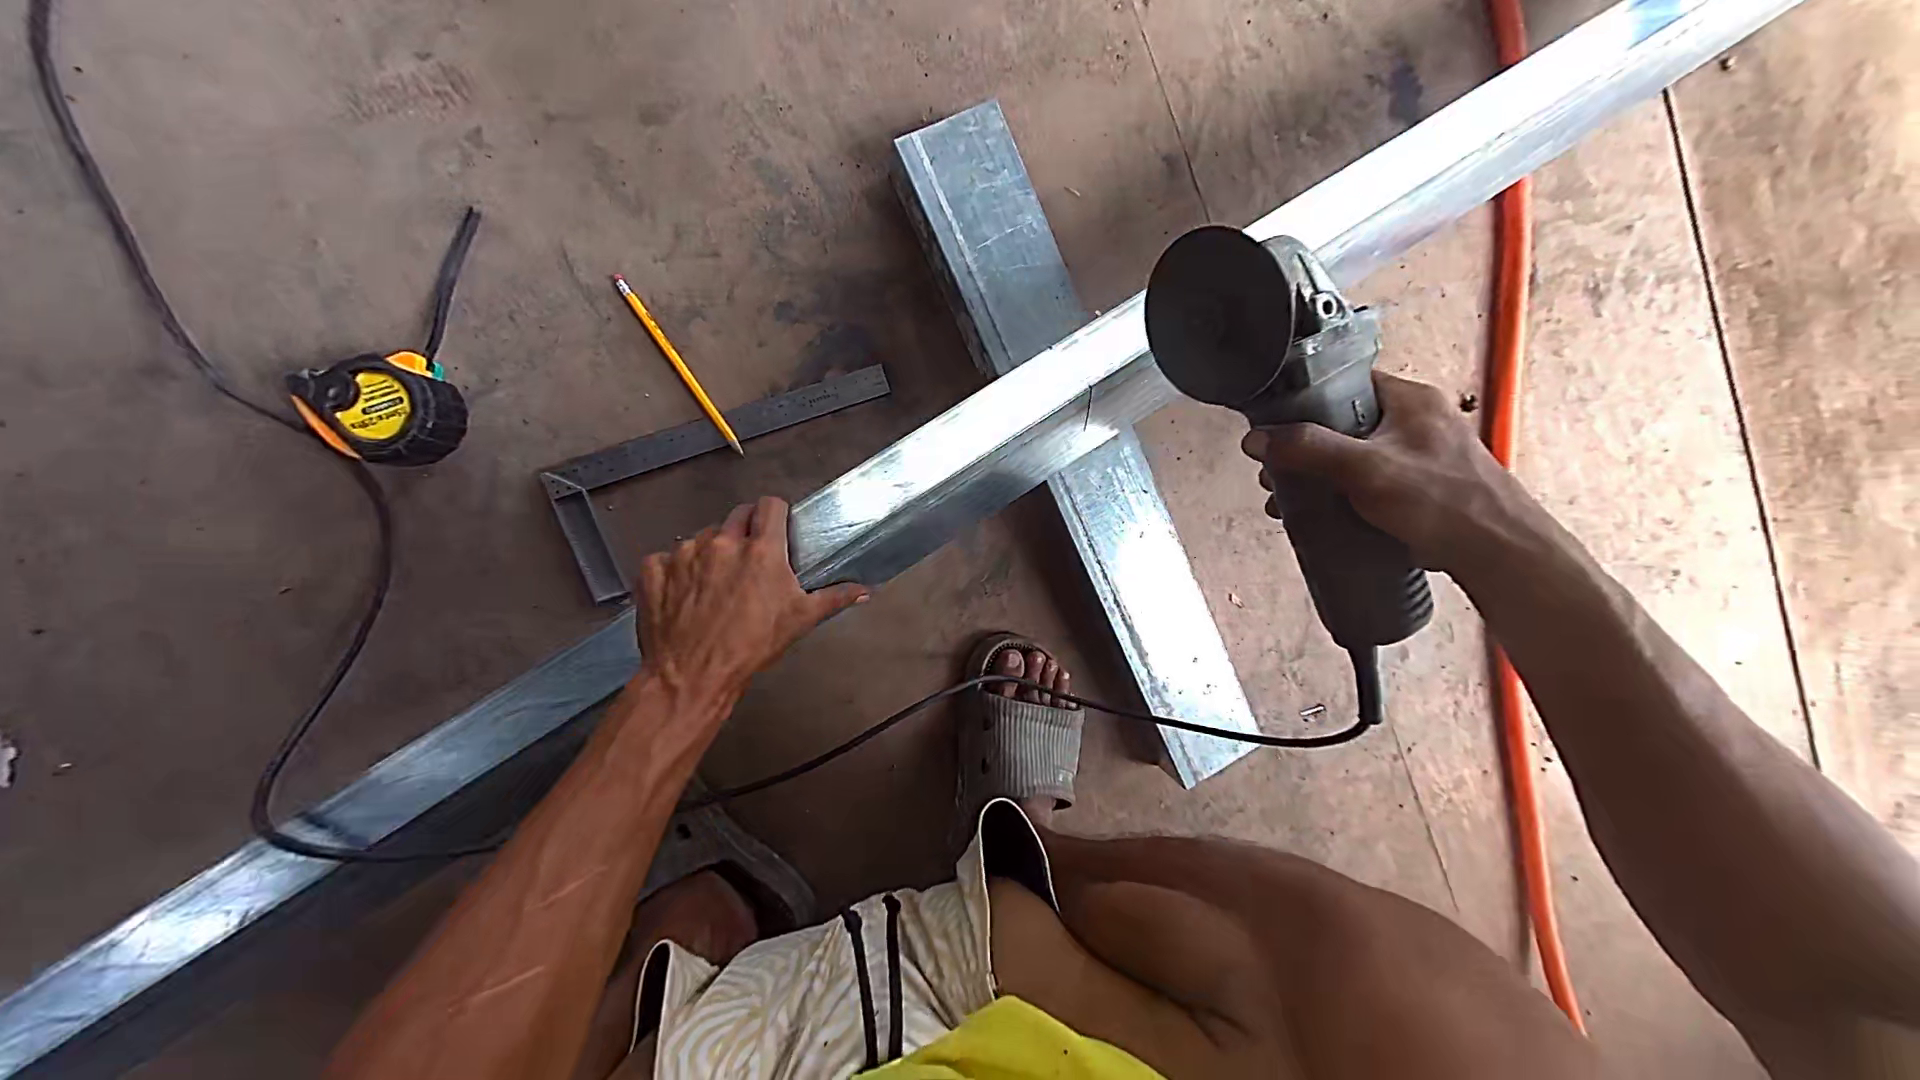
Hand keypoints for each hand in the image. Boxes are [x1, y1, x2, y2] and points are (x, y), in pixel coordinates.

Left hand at [635, 496, 868, 705]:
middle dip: (746, 530)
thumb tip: (863, 591)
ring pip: (702, 536)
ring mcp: (684, 554)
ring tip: (716, 583)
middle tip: (750, 559)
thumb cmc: (750, 647)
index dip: (775, 513)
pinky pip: (667, 558)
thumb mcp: (800, 621)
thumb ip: (834, 598)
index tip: (776, 526)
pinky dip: (676, 570)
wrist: (692, 676)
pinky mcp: (654, 570)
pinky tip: (684, 593)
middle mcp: (721, 543)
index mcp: (761, 550)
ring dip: (712, 551)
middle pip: (737, 515)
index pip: (770, 505)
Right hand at [1239, 373, 1548, 574]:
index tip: (1273, 425)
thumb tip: (1255, 438)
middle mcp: (1413, 420)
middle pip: (1339, 422)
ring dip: (1315, 474)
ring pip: (1348, 454)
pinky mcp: (1413, 485)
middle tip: (1276, 471)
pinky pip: (1361, 479)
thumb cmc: (1440, 501)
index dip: (1303, 400)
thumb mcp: (1365, 469)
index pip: (1343, 383)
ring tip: (1286, 497)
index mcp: (1409, 399)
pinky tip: (1316, 512)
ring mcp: (1414, 454)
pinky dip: (1335, 492)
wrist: (1495, 552)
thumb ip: (1309, 449)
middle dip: (1301, 448)